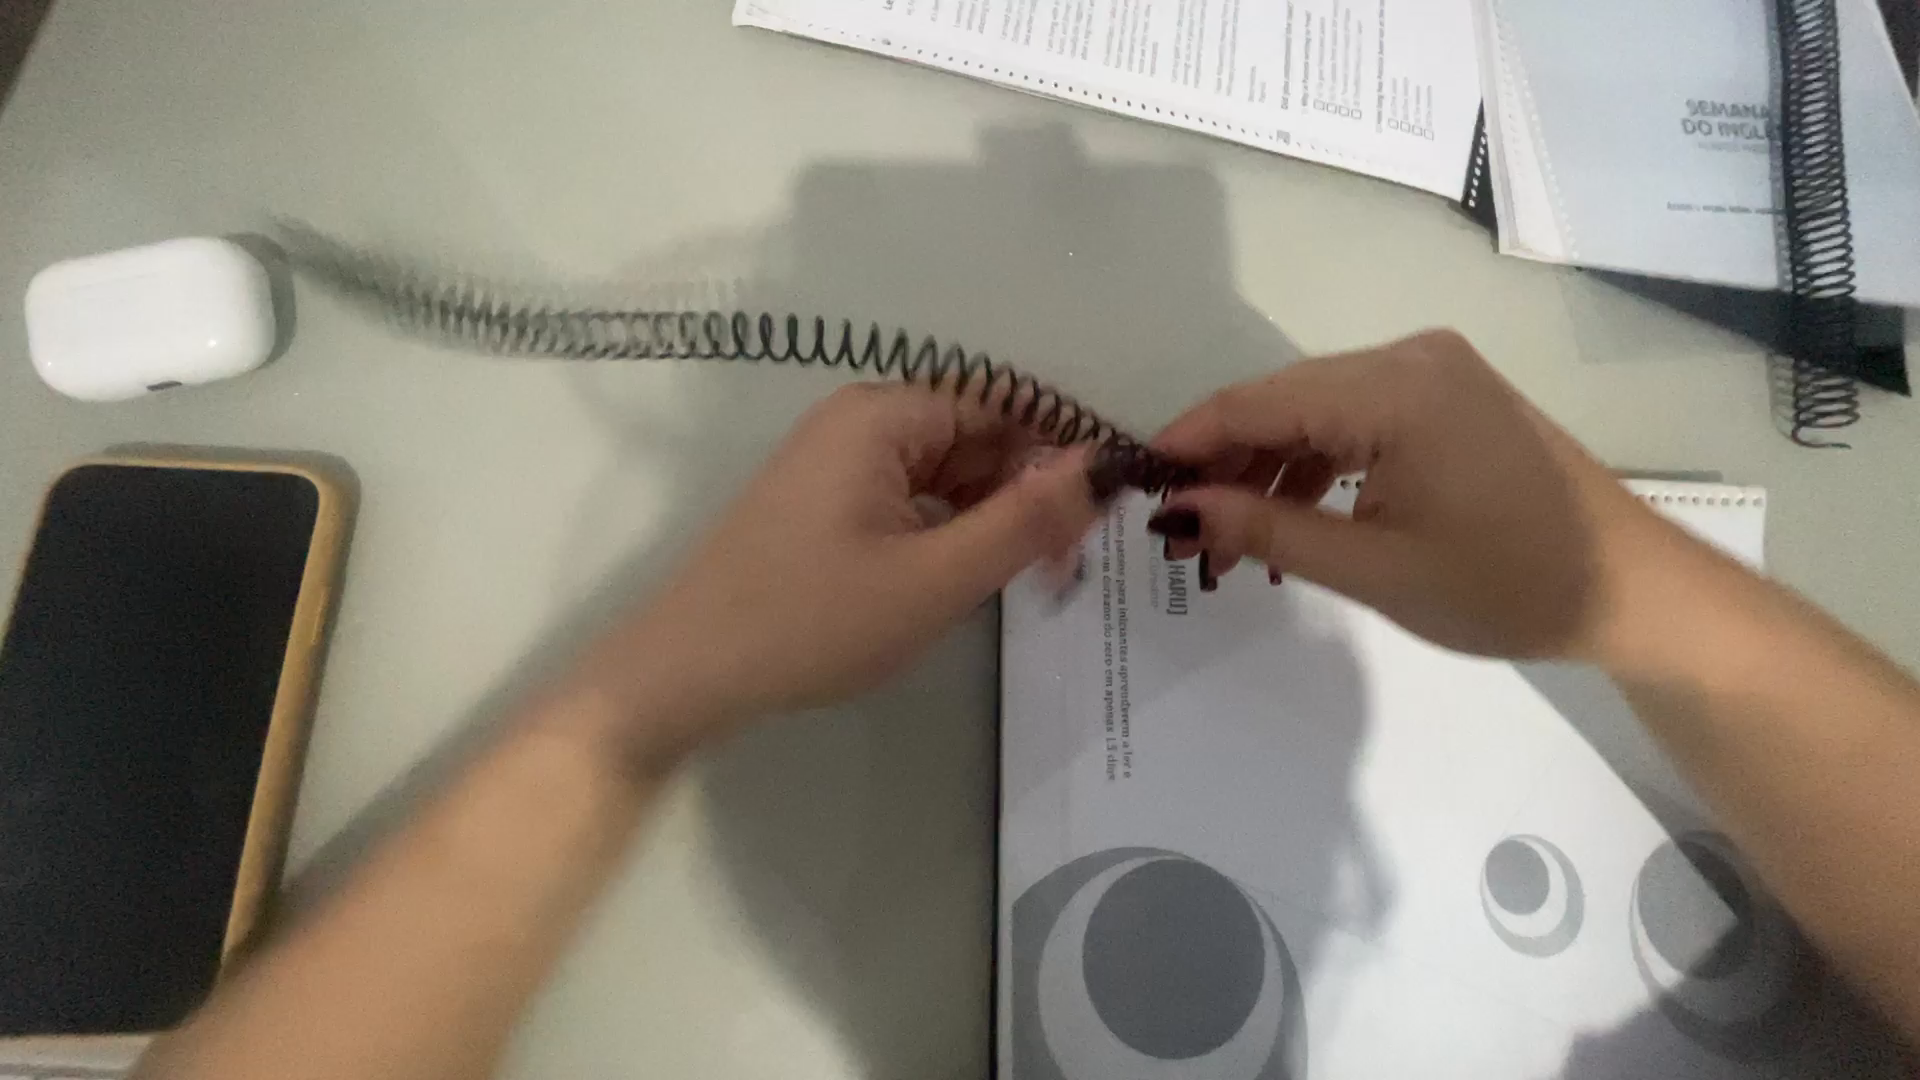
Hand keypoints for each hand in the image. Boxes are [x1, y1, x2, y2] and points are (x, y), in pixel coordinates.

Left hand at [582, 383, 1103, 756]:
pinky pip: (906, 499)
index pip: (1002, 406)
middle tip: (1061, 568)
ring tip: (1018, 578)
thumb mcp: (936, 577)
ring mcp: (835, 463)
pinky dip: (944, 530)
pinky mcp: (824, 503)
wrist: (688, 673)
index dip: (1058, 453)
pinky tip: (957, 574)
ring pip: (942, 473)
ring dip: (986, 516)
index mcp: (882, 415)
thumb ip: (1025, 521)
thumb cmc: (813, 621)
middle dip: (1022, 493)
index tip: (1099, 514)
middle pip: (972, 437)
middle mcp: (857, 422)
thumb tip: (1102, 467)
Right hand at [1151, 330, 1665, 659]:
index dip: (1185, 443)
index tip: (1133, 486)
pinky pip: (1343, 421)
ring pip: (1304, 411)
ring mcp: (1425, 373)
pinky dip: (1304, 465)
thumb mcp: (1370, 569)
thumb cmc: (1506, 586)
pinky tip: (1283, 515)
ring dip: (1258, 470)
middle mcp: (1407, 359)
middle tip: (1178, 531)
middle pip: (1275, 402)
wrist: (1635, 593)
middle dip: (1218, 465)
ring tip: (1223, 539)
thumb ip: (1262, 529)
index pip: (1255, 403)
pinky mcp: (1436, 397)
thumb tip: (1173, 511)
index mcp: (1396, 390)